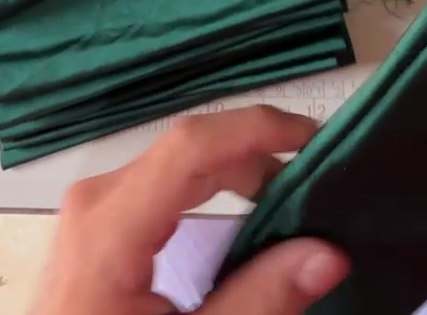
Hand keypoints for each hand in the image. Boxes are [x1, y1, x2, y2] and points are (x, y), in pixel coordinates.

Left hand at [29, 106, 349, 314]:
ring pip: (182, 160)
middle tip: (317, 175)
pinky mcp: (104, 216)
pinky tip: (250, 200)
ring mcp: (98, 202)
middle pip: (190, 149)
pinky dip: (216, 182)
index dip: (255, 129)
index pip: (191, 146)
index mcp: (108, 223)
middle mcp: (99, 195)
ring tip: (292, 191)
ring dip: (240, 167)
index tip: (313, 136)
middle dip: (259, 152)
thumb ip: (258, 301)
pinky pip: (168, 180)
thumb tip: (329, 254)